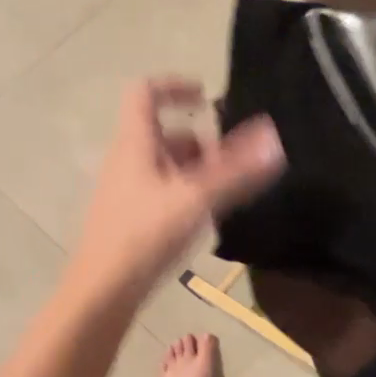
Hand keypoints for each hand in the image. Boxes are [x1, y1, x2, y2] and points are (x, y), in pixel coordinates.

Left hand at [73, 78, 284, 294]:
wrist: (102, 290)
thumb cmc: (145, 235)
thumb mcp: (196, 198)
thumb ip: (236, 169)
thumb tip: (273, 138)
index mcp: (134, 144)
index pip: (145, 92)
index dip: (175, 86)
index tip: (206, 98)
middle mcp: (125, 160)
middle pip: (161, 132)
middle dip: (199, 141)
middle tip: (228, 163)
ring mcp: (124, 189)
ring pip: (163, 163)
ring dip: (195, 168)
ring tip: (221, 194)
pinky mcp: (128, 216)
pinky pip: (160, 189)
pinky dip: (185, 191)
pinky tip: (202, 219)